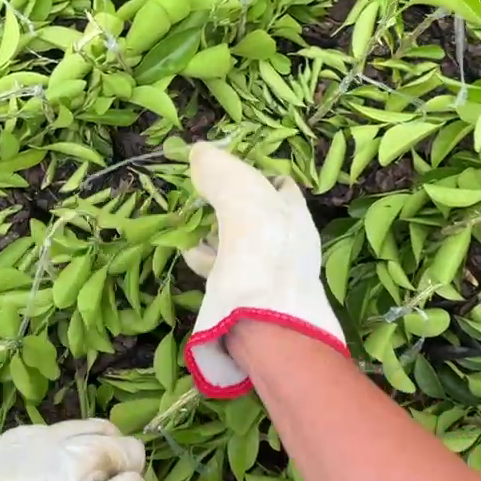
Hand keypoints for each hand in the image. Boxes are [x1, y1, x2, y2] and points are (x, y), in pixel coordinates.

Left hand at [0, 420, 146, 480]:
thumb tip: (135, 474)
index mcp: (51, 465)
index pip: (104, 442)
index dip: (128, 457)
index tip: (135, 477)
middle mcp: (18, 447)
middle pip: (73, 429)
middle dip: (98, 448)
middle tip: (108, 480)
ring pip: (41, 433)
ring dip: (63, 450)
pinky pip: (8, 447)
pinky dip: (28, 457)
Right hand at [181, 142, 348, 397]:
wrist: (264, 328)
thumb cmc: (262, 254)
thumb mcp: (243, 199)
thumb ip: (222, 172)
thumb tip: (200, 152)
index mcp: (294, 215)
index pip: (276, 182)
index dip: (250, 171)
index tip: (220, 168)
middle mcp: (285, 242)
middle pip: (252, 212)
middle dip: (224, 201)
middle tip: (198, 195)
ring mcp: (265, 272)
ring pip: (235, 242)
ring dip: (211, 229)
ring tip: (187, 223)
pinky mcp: (245, 297)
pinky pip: (223, 270)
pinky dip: (206, 258)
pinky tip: (189, 254)